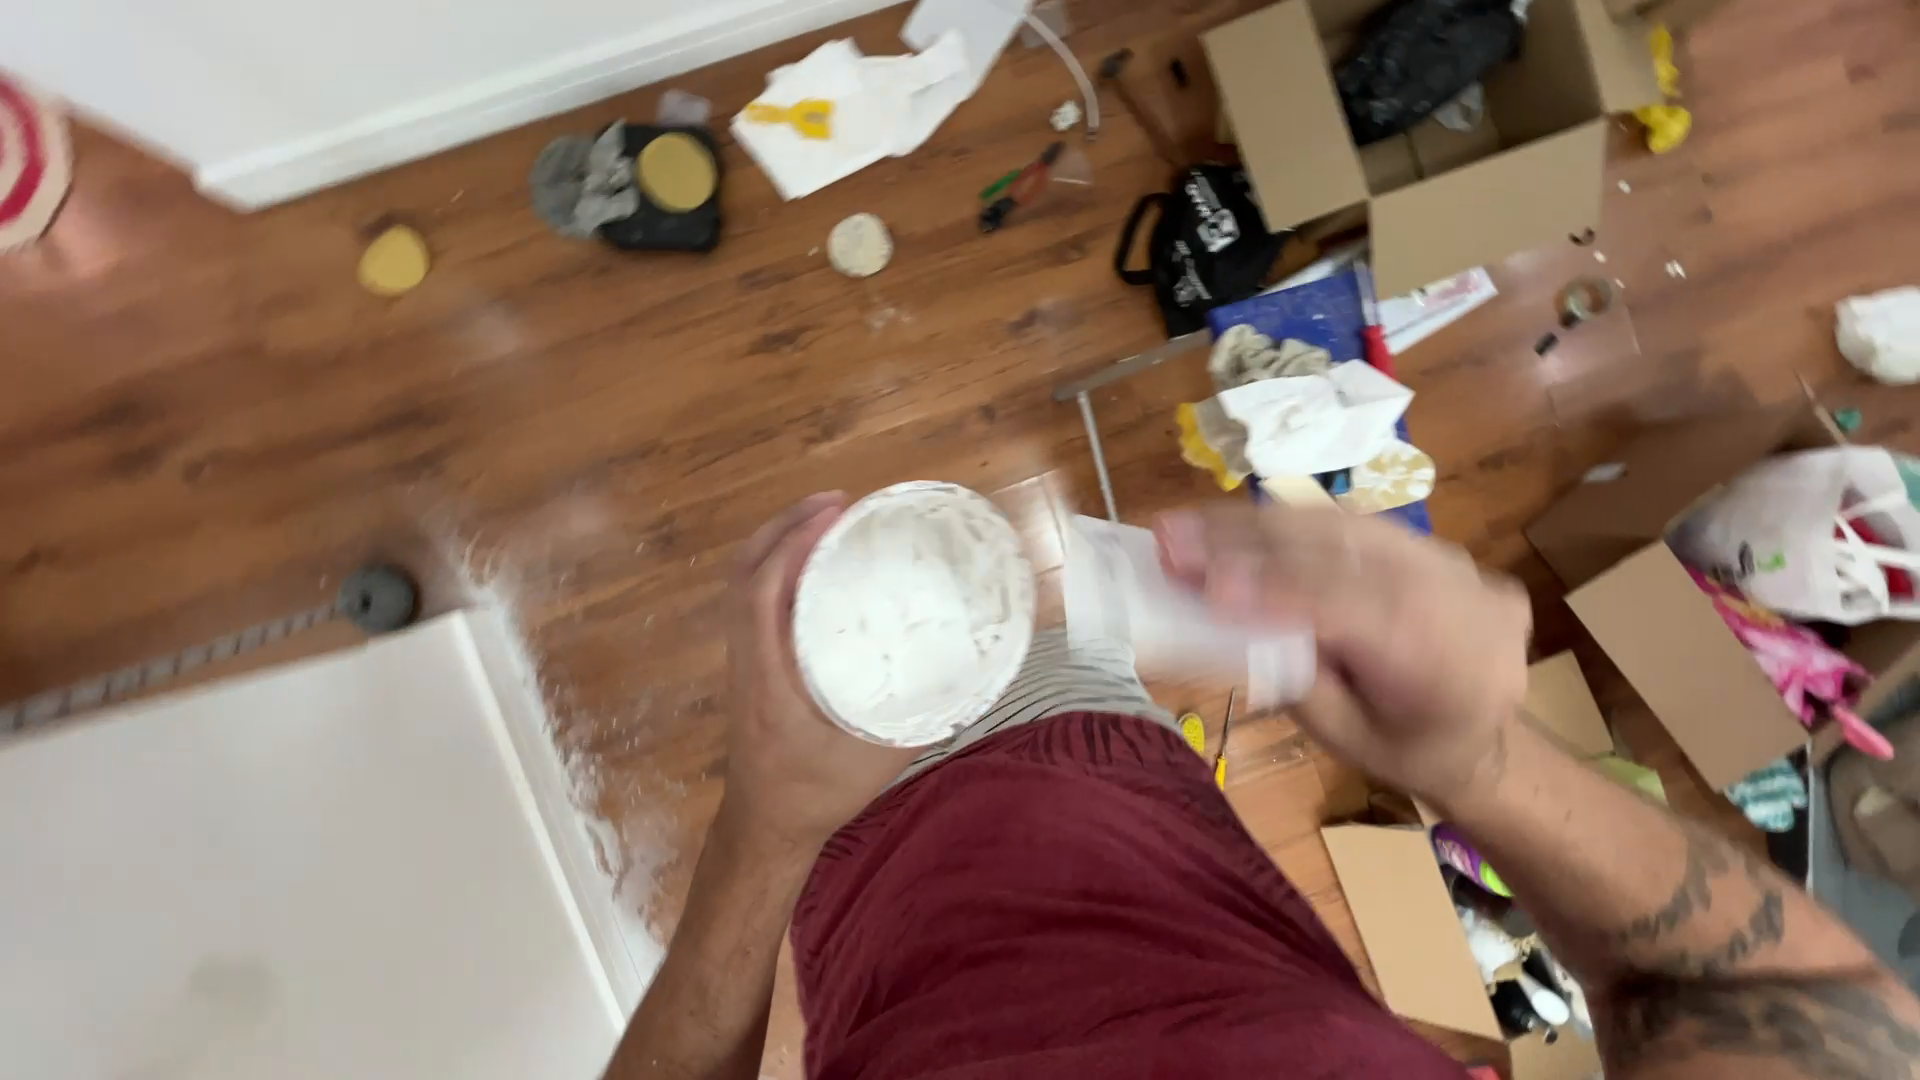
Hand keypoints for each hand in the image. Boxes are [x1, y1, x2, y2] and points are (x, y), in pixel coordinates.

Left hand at [719, 492, 920, 851]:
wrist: (766, 827)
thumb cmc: (816, 795)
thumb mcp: (880, 757)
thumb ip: (926, 716)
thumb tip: (975, 671)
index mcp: (769, 677)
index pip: (763, 592)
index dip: (792, 543)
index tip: (833, 513)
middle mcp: (746, 659)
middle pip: (744, 573)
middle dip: (785, 526)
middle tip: (836, 503)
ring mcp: (741, 660)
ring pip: (741, 582)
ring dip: (777, 541)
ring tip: (824, 520)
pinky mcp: (748, 663)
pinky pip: (750, 598)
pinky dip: (775, 566)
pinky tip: (811, 564)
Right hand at [1154, 504, 1531, 808]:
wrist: (1486, 739)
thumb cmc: (1402, 751)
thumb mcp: (1340, 733)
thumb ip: (1290, 670)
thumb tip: (1222, 614)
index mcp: (1448, 665)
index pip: (1352, 609)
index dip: (1274, 589)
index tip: (1201, 583)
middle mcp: (1461, 599)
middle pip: (1342, 552)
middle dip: (1245, 542)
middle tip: (1169, 536)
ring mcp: (1453, 564)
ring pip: (1343, 526)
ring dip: (1255, 525)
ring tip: (1190, 526)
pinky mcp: (1434, 548)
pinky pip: (1352, 525)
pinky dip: (1288, 524)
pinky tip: (1236, 525)